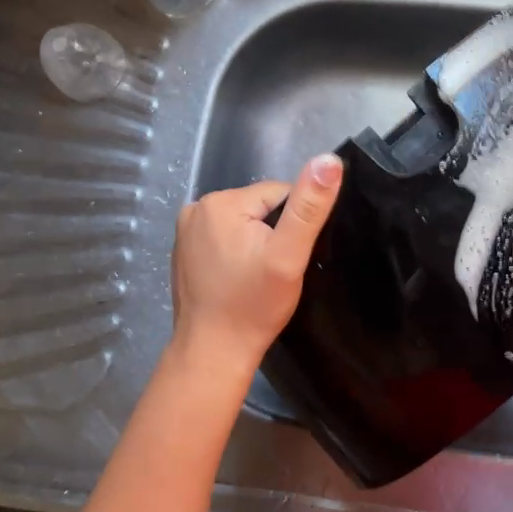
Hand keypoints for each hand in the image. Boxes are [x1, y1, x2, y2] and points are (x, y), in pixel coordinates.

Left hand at [170, 153, 342, 361]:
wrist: (213, 352)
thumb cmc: (253, 305)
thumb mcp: (289, 255)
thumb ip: (309, 206)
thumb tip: (329, 159)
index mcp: (221, 201)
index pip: (279, 194)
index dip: (293, 225)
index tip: (290, 257)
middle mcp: (196, 208)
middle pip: (259, 207)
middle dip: (273, 234)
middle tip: (276, 271)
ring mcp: (185, 230)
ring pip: (243, 224)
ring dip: (256, 244)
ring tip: (259, 278)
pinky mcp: (183, 251)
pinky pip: (224, 239)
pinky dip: (237, 255)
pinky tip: (240, 280)